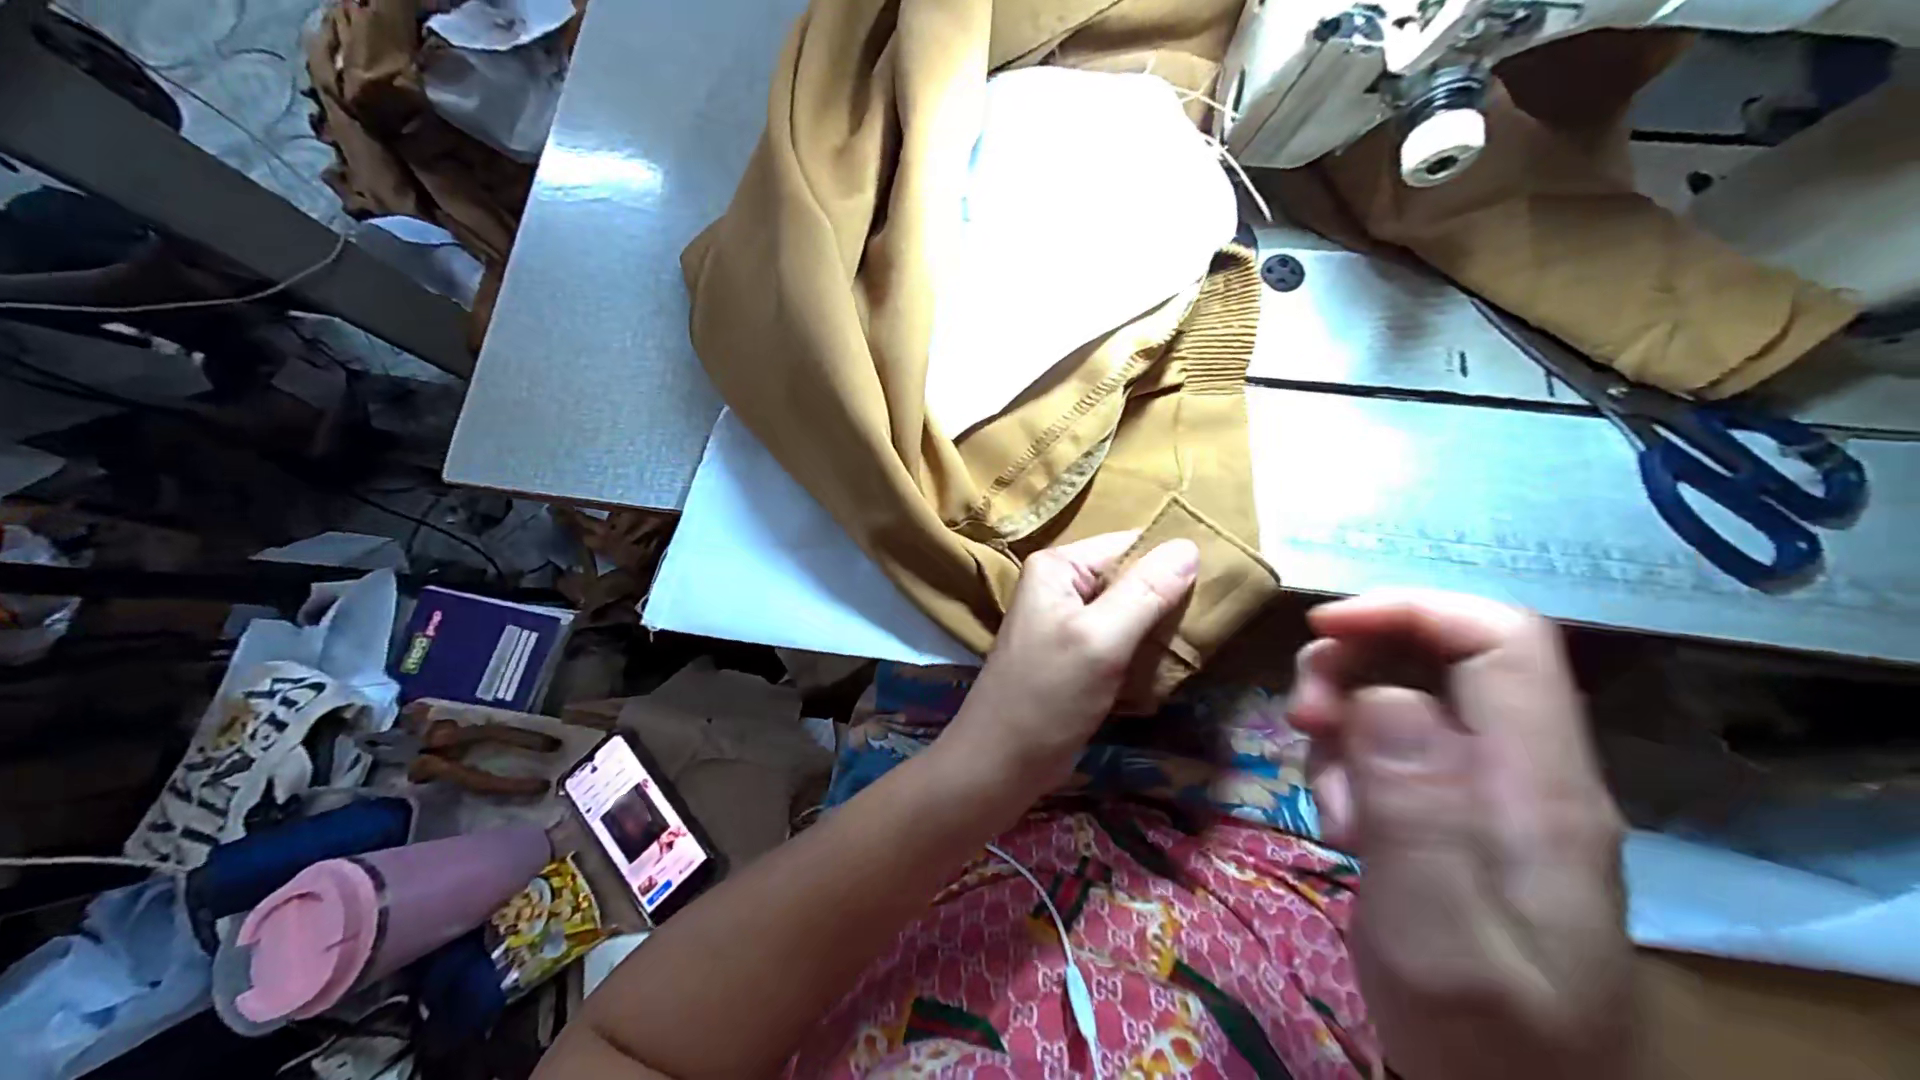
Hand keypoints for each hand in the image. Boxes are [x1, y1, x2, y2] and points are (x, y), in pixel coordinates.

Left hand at [937, 532, 1198, 801]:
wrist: (1001, 762)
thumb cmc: (1048, 697)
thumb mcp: (1100, 639)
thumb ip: (1145, 592)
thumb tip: (1189, 546)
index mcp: (1058, 567)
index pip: (1129, 544)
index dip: (1172, 561)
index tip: (1219, 583)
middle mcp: (1061, 585)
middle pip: (1131, 576)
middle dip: (1169, 597)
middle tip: (1213, 619)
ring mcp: (1067, 620)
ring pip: (1130, 610)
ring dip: (1160, 627)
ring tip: (1198, 641)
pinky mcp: (1077, 653)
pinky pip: (1122, 638)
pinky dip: (1145, 649)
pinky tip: (1170, 663)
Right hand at [1287, 590, 1633, 1079]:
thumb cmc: (1482, 1033)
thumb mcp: (1436, 934)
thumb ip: (1416, 812)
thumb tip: (1385, 692)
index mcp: (1540, 785)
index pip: (1500, 639)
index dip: (1409, 610)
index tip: (1322, 631)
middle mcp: (1523, 770)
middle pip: (1441, 656)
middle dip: (1355, 665)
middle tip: (1301, 717)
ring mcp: (1491, 790)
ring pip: (1405, 695)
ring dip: (1344, 717)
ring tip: (1325, 793)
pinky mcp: (1457, 810)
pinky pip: (1391, 745)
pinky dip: (1349, 760)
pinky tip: (1342, 819)